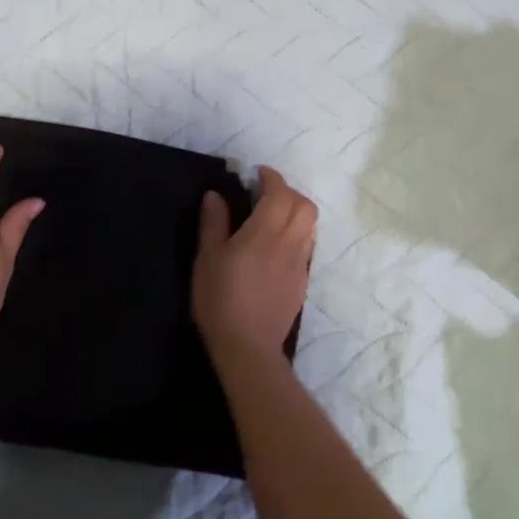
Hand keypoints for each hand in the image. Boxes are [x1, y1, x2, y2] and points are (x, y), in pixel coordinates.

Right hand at [193, 167, 316, 361]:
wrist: (247, 345)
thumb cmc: (219, 297)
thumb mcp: (207, 257)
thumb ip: (214, 223)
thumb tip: (216, 195)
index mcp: (264, 232)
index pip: (280, 193)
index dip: (272, 178)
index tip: (257, 174)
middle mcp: (289, 243)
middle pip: (305, 206)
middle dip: (289, 192)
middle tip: (266, 193)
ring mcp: (299, 265)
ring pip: (310, 227)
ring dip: (296, 212)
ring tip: (273, 217)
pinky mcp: (301, 283)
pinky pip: (306, 247)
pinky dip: (296, 234)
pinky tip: (275, 247)